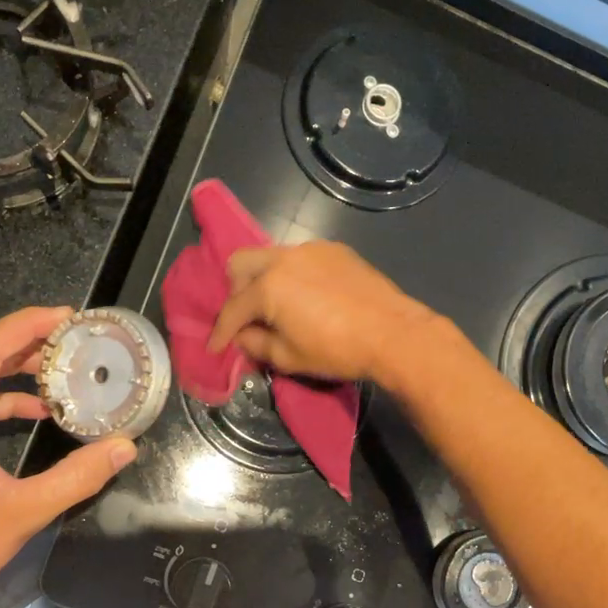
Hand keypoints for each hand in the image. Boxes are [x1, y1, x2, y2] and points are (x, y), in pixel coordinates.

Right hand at [207, 241, 437, 382]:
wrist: (393, 333)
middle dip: (235, 292)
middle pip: (241, 264)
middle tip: (244, 319)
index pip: (232, 309)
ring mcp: (311, 249)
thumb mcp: (289, 357)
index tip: (215, 348)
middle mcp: (284, 258)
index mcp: (268, 286)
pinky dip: (291, 275)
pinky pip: (300, 258)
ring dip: (263, 280)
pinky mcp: (335, 251)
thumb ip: (257, 345)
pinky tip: (305, 297)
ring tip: (274, 307)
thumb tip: (243, 338)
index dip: (221, 332)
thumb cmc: (337, 350)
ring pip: (271, 257)